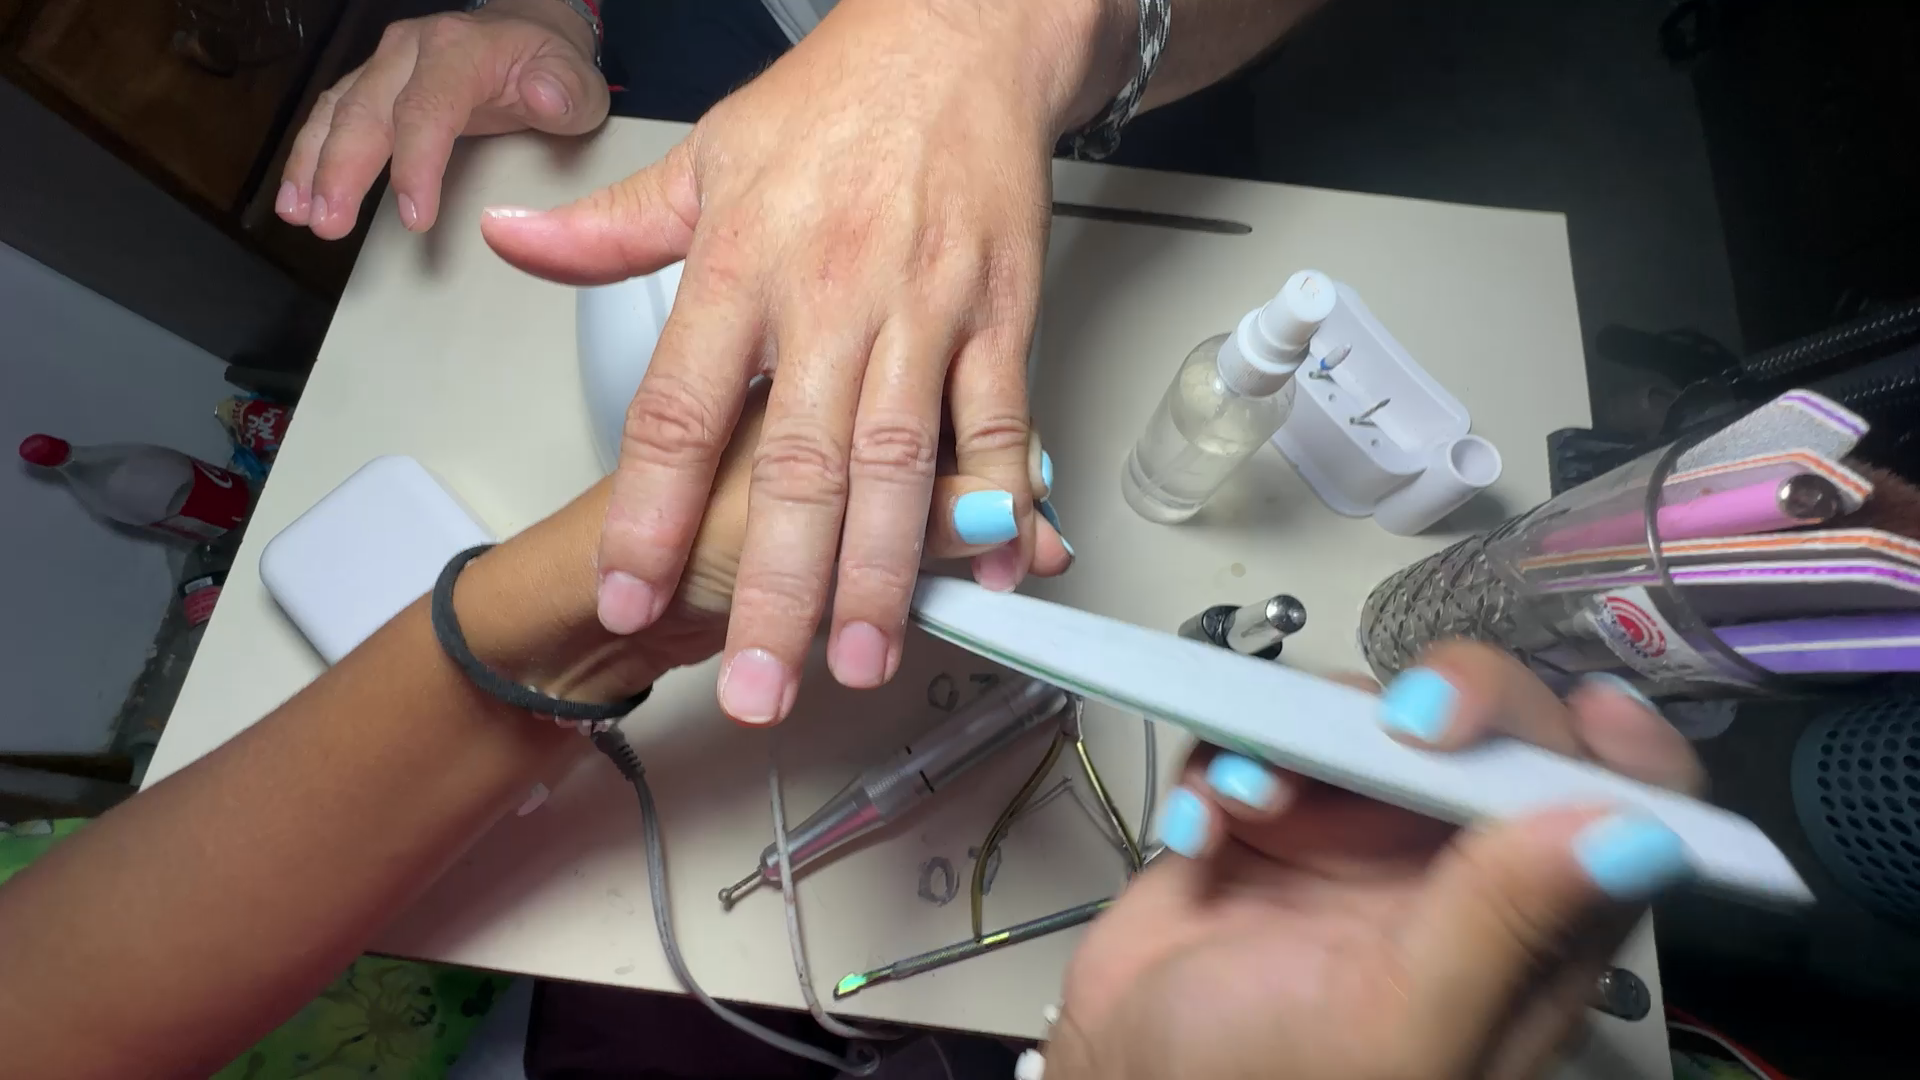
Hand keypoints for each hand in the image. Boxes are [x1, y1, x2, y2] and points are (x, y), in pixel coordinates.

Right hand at [276, 0, 605, 239]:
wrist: (531, 34)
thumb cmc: (554, 68)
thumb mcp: (577, 79)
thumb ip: (564, 92)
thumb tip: (543, 98)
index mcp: (459, 51)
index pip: (426, 109)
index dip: (415, 163)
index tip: (413, 214)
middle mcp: (410, 51)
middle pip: (365, 112)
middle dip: (342, 170)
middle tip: (329, 221)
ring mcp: (389, 66)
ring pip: (338, 112)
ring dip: (314, 165)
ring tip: (301, 213)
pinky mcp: (380, 85)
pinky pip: (337, 117)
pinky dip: (316, 154)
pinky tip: (303, 191)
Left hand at [480, 0, 1122, 723]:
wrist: (961, 35)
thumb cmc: (839, 104)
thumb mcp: (710, 151)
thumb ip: (615, 225)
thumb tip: (513, 243)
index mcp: (744, 261)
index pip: (681, 409)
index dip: (651, 514)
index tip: (626, 594)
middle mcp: (834, 297)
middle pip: (798, 468)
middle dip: (779, 590)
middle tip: (763, 684)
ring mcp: (926, 312)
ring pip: (900, 464)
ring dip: (885, 572)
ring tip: (864, 657)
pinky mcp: (1002, 317)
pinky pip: (1001, 424)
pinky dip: (1000, 503)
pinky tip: (995, 572)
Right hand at [1049, 645, 1705, 1079]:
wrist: (1131, 1067)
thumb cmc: (1263, 1076)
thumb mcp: (1398, 1024)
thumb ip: (1500, 926)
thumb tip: (1636, 832)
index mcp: (1510, 927)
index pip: (1608, 818)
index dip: (1617, 751)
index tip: (1582, 705)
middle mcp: (1432, 862)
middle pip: (1476, 731)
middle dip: (1439, 704)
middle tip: (1399, 720)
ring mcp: (1336, 827)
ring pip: (1348, 715)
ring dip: (1292, 742)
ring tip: (1242, 803)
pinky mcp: (1253, 808)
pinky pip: (1248, 738)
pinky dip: (1216, 767)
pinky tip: (1196, 832)